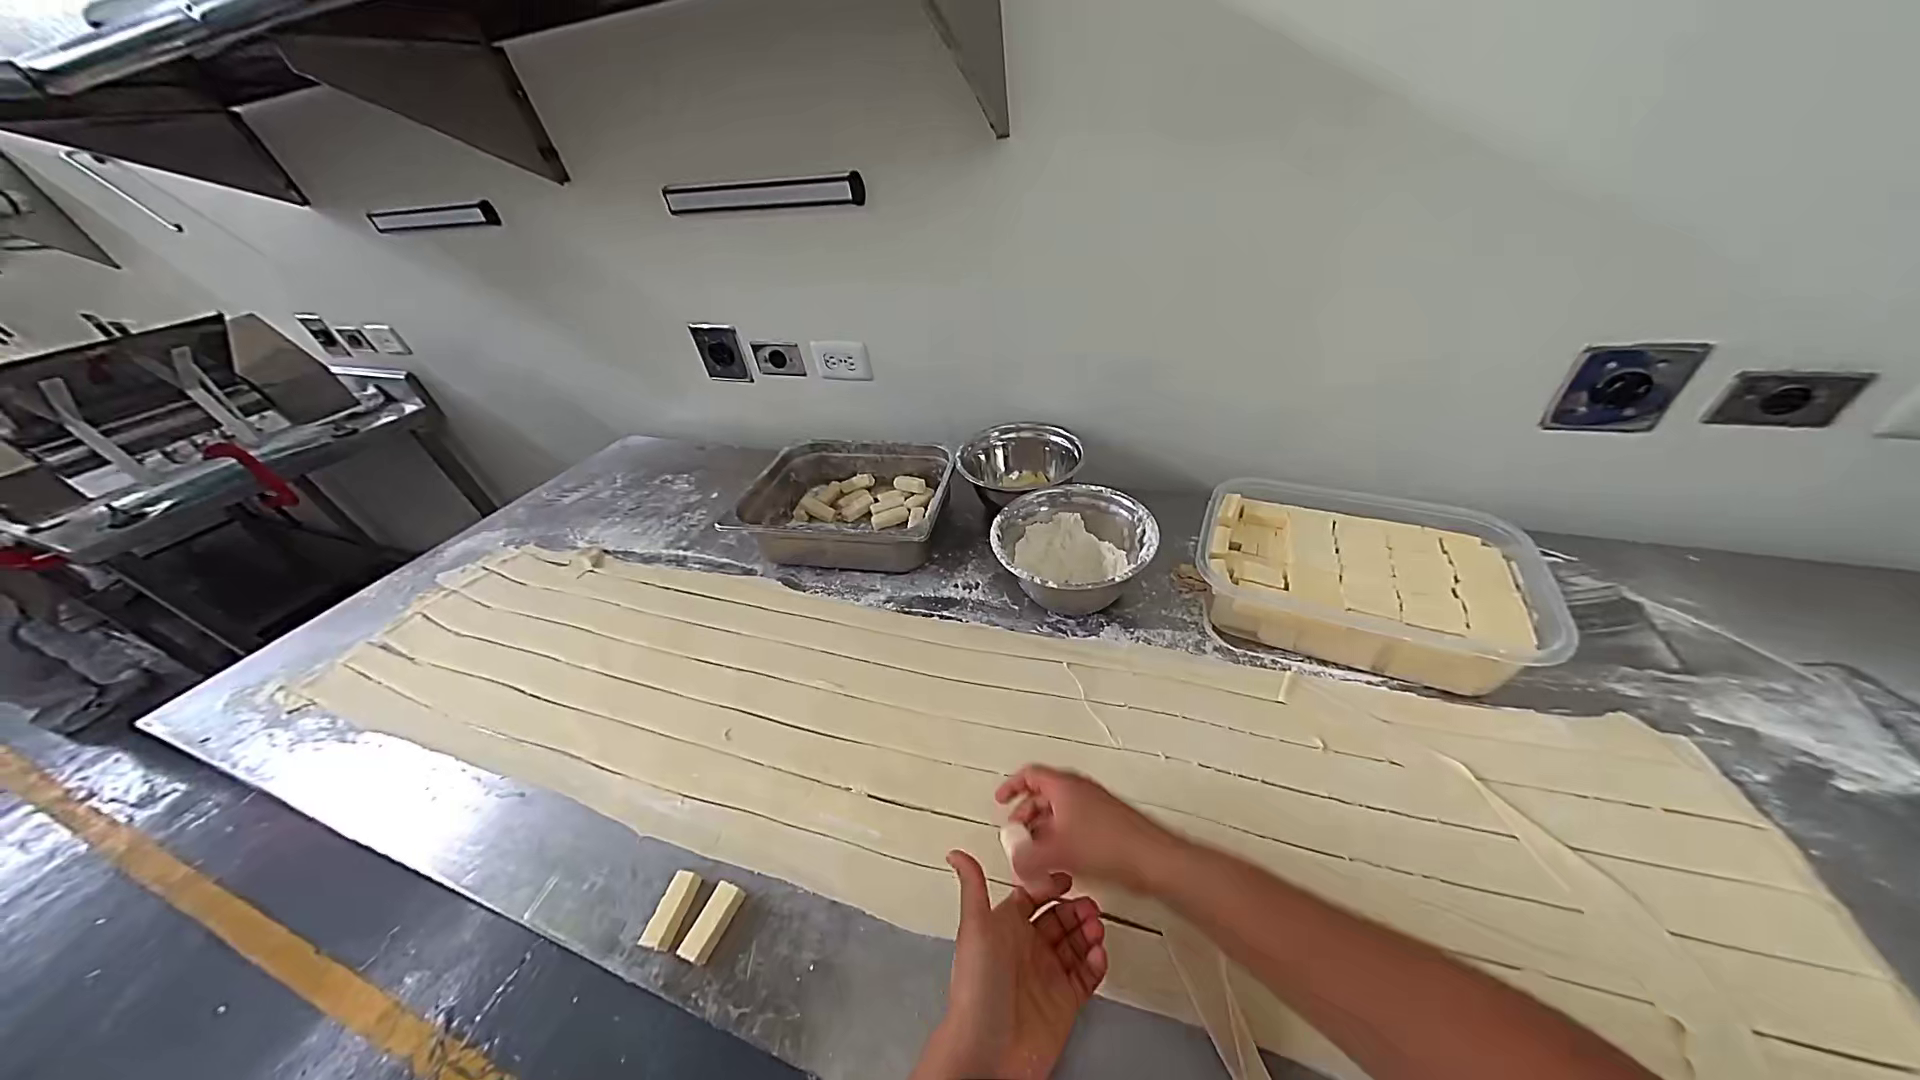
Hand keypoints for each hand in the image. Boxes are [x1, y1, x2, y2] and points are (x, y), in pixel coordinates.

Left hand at [911, 851, 1107, 1079]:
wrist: (987, 1051)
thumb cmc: (976, 989)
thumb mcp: (974, 927)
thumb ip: (973, 887)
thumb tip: (956, 854)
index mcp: (1006, 928)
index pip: (1032, 897)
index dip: (1050, 886)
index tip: (1067, 877)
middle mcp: (1027, 949)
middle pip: (1059, 918)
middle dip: (1076, 907)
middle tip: (1089, 904)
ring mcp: (1047, 975)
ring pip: (1075, 943)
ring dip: (1089, 931)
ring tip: (1095, 927)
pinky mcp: (1065, 1001)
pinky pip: (1087, 975)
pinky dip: (1097, 963)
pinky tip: (1098, 953)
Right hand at [997, 764, 1180, 893]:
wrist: (1152, 859)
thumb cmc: (1111, 844)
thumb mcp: (1056, 852)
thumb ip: (1027, 856)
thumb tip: (1014, 859)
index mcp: (1064, 786)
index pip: (1030, 775)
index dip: (1012, 786)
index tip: (1001, 799)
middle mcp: (1079, 790)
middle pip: (1043, 794)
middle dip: (1025, 815)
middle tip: (1016, 834)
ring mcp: (1095, 805)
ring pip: (1059, 812)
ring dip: (1043, 829)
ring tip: (1036, 853)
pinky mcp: (1107, 823)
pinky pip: (1074, 823)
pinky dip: (1061, 837)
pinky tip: (1061, 861)